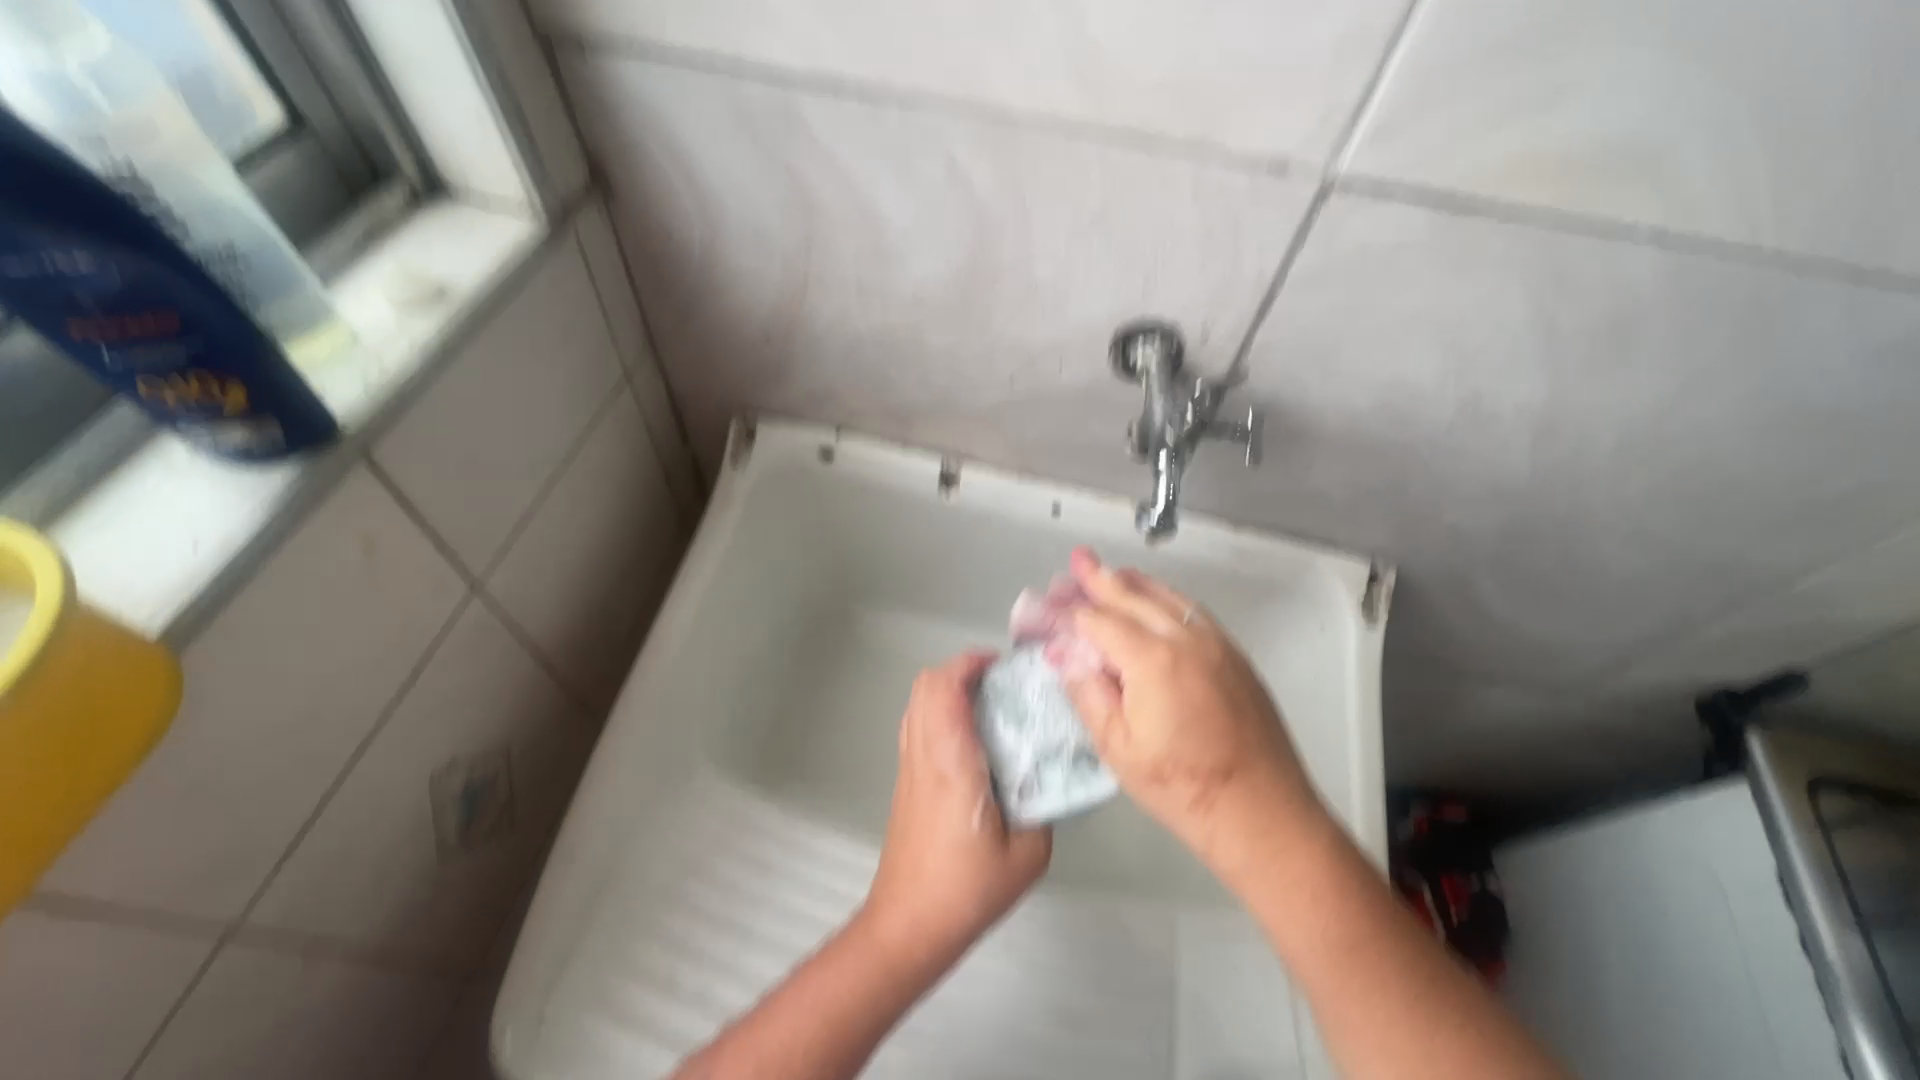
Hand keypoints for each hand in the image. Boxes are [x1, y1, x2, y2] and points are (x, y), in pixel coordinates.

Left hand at [860, 652, 1051, 962]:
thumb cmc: (968, 888)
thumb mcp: (1029, 852)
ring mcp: (909, 768)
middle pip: (924, 684)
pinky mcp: (906, 784)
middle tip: (1002, 684)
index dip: (970, 663)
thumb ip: (1041, 804)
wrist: (909, 924)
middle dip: (961, 670)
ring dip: (948, 691)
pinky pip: (917, 728)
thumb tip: (1045, 774)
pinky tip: (974, 744)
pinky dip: (940, 714)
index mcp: (951, 760)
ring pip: (916, 704)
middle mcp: (923, 754)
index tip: (1004, 666)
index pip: (944, 687)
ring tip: (991, 707)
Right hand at [1058, 549, 1329, 871]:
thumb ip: (1088, 693)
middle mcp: (1186, 639)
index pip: (1099, 620)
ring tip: (1109, 573)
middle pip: (1134, 595)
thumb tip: (1064, 655)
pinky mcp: (1235, 656)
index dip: (1068, 612)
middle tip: (1076, 561)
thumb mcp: (1119, 747)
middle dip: (1100, 578)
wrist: (1261, 810)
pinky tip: (1155, 603)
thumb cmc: (1183, 787)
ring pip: (1168, 597)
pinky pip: (1192, 612)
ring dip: (1134, 583)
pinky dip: (1165, 599)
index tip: (1046, 603)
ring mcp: (1216, 644)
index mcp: (1152, 659)